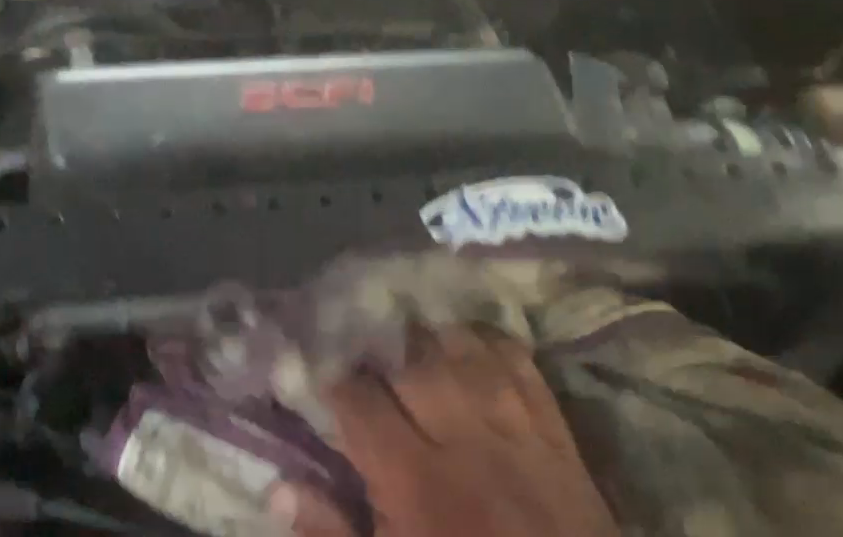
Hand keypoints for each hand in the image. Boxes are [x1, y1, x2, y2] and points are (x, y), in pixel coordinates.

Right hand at [270, 327, 619, 536]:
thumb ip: (332, 534)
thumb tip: (280, 486)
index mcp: (415, 481)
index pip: (358, 401)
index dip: (329, 378)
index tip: (312, 368)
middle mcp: (465, 445)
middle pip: (412, 363)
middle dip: (378, 343)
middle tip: (354, 338)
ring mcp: (519, 437)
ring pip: (468, 354)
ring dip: (430, 332)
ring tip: (404, 326)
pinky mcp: (562, 443)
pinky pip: (525, 371)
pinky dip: (494, 344)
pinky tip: (467, 336)